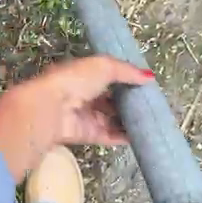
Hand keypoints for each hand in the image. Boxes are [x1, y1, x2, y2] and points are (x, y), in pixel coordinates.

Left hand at [0, 56, 153, 181]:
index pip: (108, 76)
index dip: (125, 79)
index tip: (145, 85)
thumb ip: (127, 71)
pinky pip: (108, 135)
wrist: (50, 108)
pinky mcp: (86, 134)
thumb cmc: (75, 80)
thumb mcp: (104, 66)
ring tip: (151, 121)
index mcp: (83, 74)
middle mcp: (83, 94)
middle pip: (109, 99)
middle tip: (151, 104)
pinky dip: (122, 136)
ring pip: (110, 118)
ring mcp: (84, 115)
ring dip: (127, 120)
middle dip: (128, 101)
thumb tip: (149, 77)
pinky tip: (139, 136)